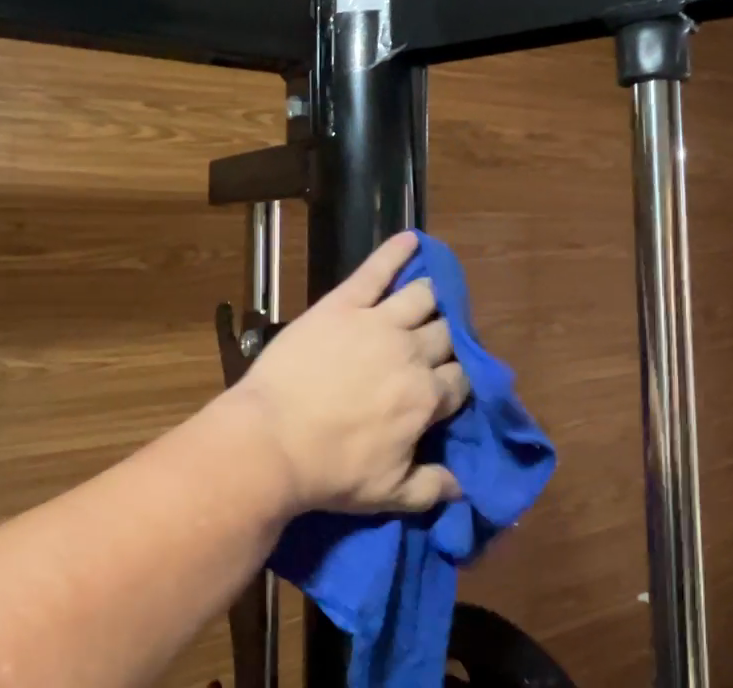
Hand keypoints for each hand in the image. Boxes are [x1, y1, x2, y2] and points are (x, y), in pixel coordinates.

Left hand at [228, 233, 470, 514]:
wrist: (271, 441)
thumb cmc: (329, 471)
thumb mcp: (387, 493)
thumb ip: (429, 488)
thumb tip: (460, 486)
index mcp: (426, 397)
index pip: (461, 380)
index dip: (459, 382)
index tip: (450, 386)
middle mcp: (412, 352)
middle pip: (447, 334)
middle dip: (449, 338)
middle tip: (438, 344)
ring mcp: (378, 322)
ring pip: (423, 296)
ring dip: (433, 295)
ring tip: (433, 295)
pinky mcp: (344, 303)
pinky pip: (376, 270)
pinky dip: (395, 251)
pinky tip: (411, 238)